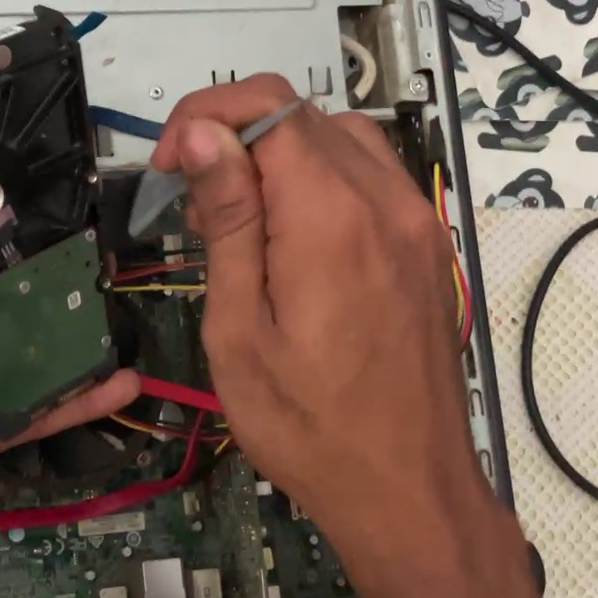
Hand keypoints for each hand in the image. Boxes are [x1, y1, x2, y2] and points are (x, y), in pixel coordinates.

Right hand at [150, 75, 495, 576]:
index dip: (204, 117)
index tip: (170, 170)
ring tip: (244, 220)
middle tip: (199, 211)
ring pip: (337, 135)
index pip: (266, 106)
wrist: (408, 491)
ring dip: (277, 153)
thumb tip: (204, 134)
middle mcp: (385, 199)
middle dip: (233, 137)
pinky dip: (320, 176)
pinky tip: (295, 235)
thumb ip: (229, 220)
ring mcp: (417, 219)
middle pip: (299, 114)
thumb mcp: (239, 330)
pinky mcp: (427, 243)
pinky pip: (371, 174)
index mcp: (329, 217)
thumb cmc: (306, 426)